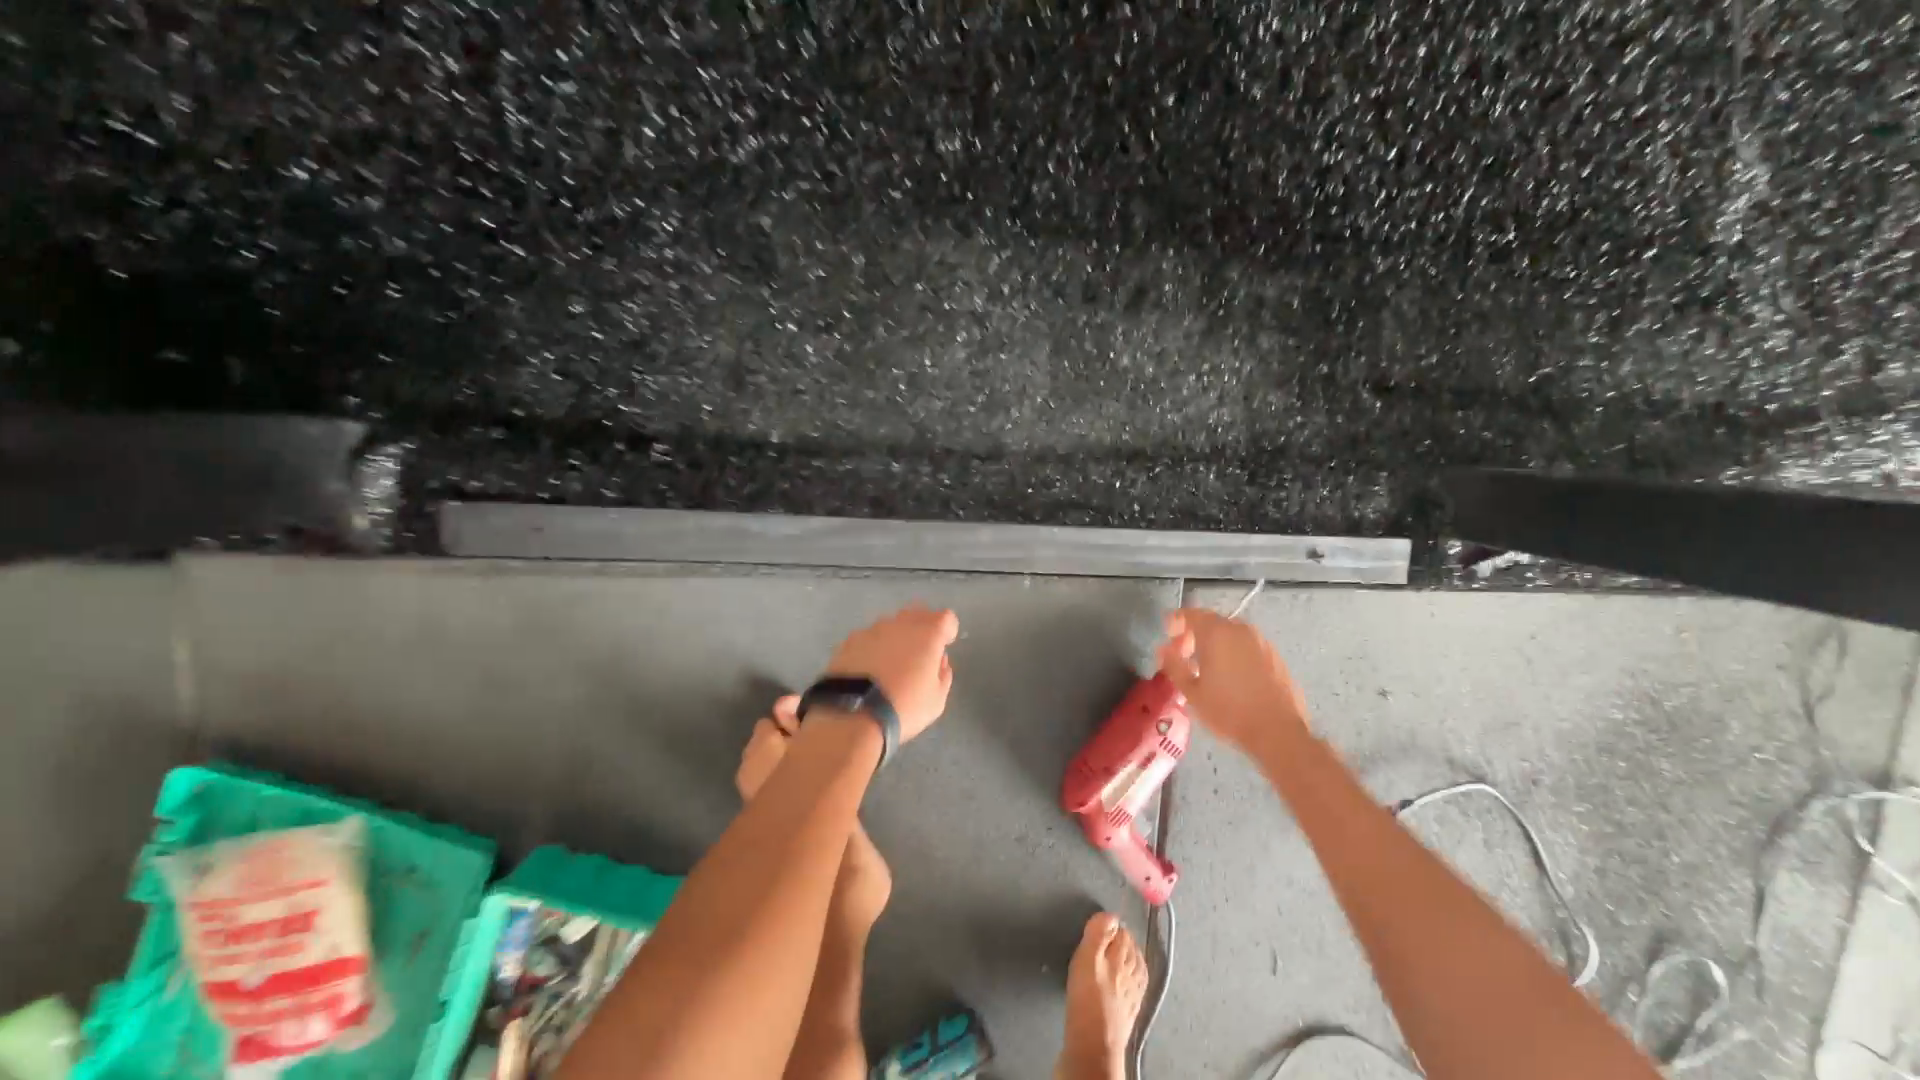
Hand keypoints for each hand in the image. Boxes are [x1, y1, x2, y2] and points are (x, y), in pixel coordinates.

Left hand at [824, 605, 958, 742]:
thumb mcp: (936, 700)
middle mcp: (900, 625)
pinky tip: (869, 668)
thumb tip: (938, 661)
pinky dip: (873, 647)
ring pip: (891, 625)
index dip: (948, 630)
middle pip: (917, 613)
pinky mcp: (849, 641)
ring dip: (896, 637)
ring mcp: (872, 630)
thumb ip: (943, 675)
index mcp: (927, 635)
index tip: (944, 646)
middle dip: (922, 627)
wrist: (853, 714)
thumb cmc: (904, 707)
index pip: (946, 618)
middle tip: (920, 652)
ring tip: (891, 663)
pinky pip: (869, 637)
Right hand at [1157, 607, 1309, 752]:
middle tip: (1184, 656)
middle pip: (1211, 622)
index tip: (1169, 637)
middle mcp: (1239, 630)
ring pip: (1230, 633)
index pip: (1190, 614)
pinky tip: (1230, 675)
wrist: (1277, 730)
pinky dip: (1233, 651)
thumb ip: (1174, 665)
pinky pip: (1246, 645)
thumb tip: (1163, 649)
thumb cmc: (1228, 711)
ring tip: (1206, 668)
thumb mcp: (1192, 692)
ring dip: (1214, 643)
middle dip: (1194, 634)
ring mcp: (1260, 641)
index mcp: (1216, 633)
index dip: (1175, 621)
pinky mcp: (1274, 655)